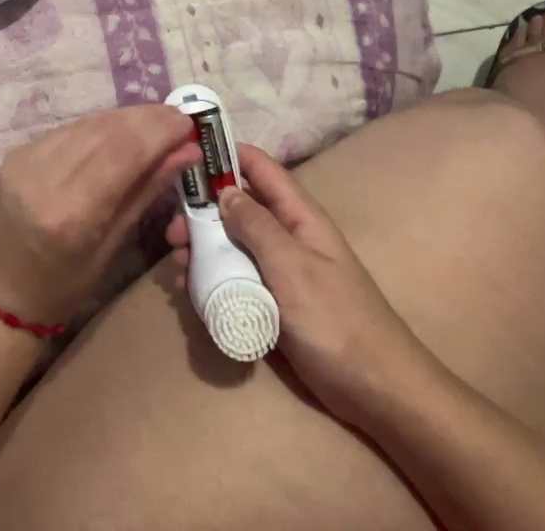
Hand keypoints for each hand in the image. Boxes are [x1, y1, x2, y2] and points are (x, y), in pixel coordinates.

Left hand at [0, 105, 198, 326]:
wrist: (0, 291)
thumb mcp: (113, 247)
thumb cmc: (64, 285)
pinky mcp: (15, 153)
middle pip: (106, 131)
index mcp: (70, 213)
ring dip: (126, 118)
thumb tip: (187, 151)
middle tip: (179, 119)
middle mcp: (43, 178)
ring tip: (157, 121)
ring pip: (87, 124)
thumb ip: (147, 191)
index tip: (189, 122)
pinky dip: (99, 127)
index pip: (123, 152)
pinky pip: (67, 130)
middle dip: (148, 119)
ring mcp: (24, 161)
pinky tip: (120, 131)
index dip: (159, 131)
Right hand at [165, 145, 423, 424]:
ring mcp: (277, 274)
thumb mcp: (293, 266)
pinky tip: (190, 293)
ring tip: (176, 269)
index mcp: (299, 217)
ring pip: (229, 248)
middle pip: (237, 210)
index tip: (186, 153)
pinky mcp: (269, 305)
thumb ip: (257, 226)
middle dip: (202, 215)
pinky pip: (232, 283)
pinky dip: (209, 282)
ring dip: (201, 252)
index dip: (227, 155)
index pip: (261, 169)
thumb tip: (224, 191)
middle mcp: (286, 238)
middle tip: (172, 234)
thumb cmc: (336, 320)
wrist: (373, 390)